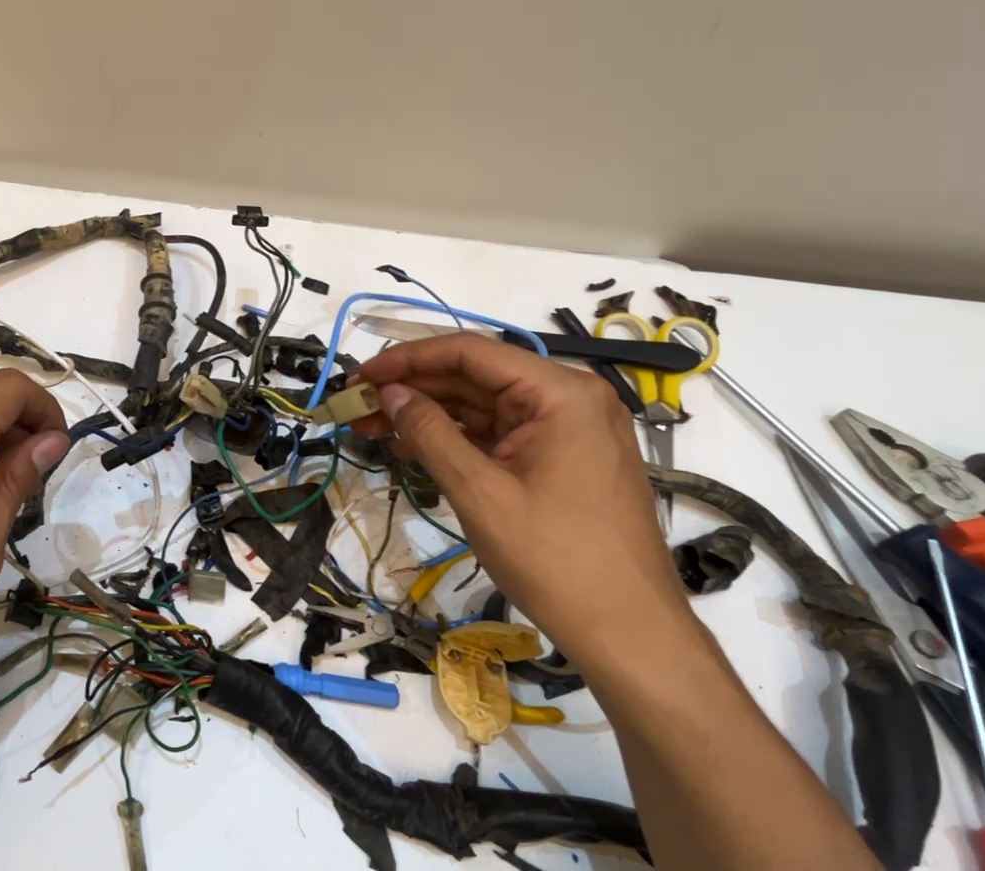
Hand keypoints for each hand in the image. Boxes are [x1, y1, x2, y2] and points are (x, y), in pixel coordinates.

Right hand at [355, 335, 700, 673]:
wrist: (628, 631)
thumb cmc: (554, 558)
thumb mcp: (479, 492)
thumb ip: (430, 433)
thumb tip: (390, 393)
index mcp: (560, 394)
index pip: (470, 353)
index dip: (408, 359)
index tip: (360, 376)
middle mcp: (569, 400)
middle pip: (474, 377)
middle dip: (412, 390)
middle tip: (356, 407)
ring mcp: (568, 431)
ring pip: (481, 406)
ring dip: (427, 415)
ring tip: (371, 429)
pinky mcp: (562, 459)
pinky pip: (498, 434)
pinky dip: (454, 438)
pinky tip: (411, 449)